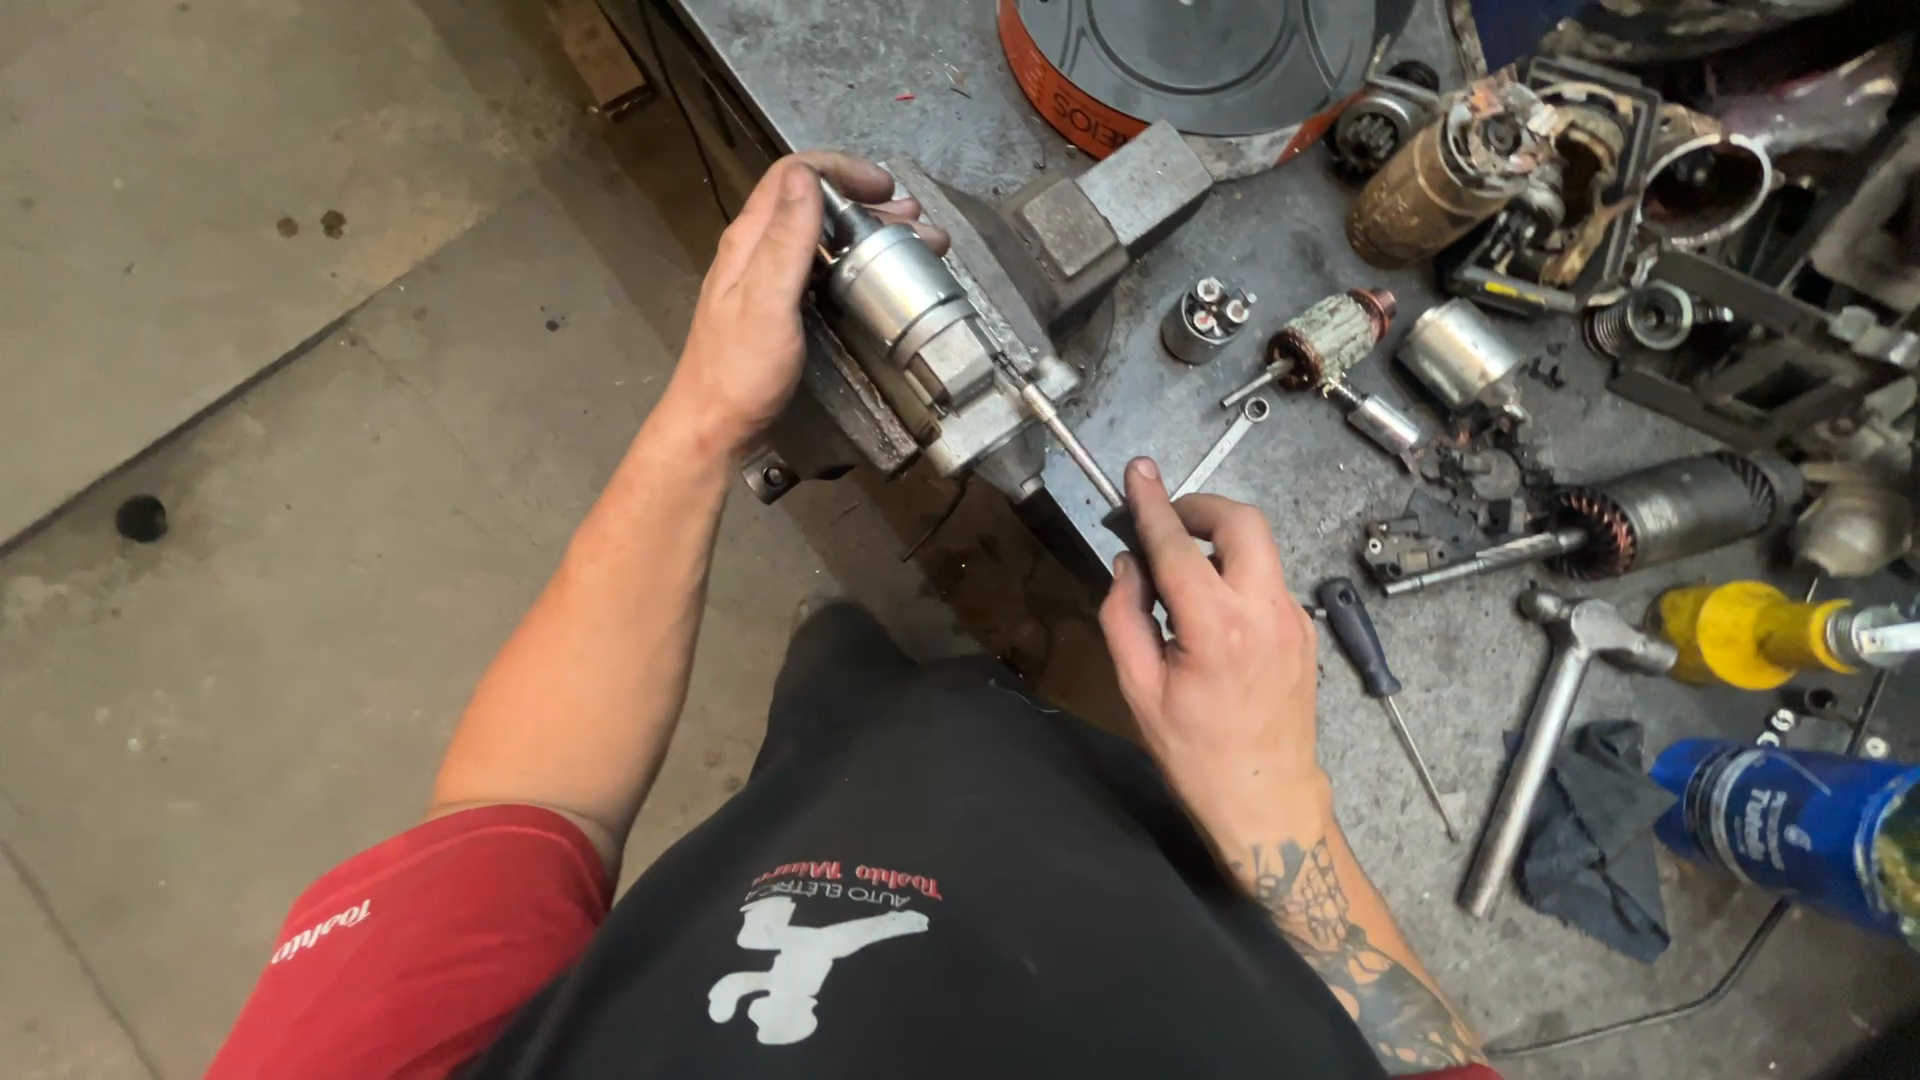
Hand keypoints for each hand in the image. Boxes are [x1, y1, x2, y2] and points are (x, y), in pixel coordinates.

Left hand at [661, 151, 949, 456]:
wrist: (714, 425)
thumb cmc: (741, 370)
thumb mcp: (767, 300)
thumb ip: (785, 239)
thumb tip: (807, 176)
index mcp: (750, 240)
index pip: (793, 176)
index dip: (841, 170)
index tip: (884, 188)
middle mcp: (757, 251)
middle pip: (812, 206)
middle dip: (867, 206)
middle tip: (915, 224)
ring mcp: (766, 281)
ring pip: (820, 239)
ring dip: (867, 235)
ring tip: (914, 247)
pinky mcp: (779, 310)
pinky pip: (820, 270)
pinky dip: (854, 264)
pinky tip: (877, 278)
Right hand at [1097, 458, 1326, 834]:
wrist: (1266, 798)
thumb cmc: (1194, 752)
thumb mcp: (1137, 688)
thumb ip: (1124, 616)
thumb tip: (1129, 566)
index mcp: (1218, 628)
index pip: (1177, 546)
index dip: (1152, 504)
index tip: (1138, 471)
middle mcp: (1266, 612)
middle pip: (1242, 521)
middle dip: (1200, 506)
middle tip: (1165, 522)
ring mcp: (1294, 620)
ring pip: (1259, 546)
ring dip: (1218, 540)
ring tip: (1181, 573)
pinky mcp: (1304, 632)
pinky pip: (1266, 578)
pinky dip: (1234, 571)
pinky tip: (1210, 608)